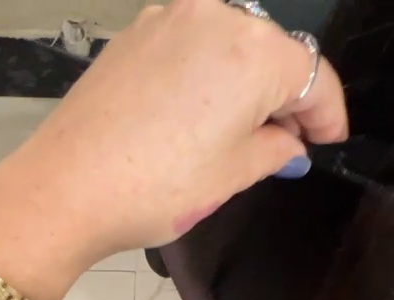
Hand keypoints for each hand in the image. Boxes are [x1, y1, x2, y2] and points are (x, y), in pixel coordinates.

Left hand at [0, 0, 347, 299]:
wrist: (66, 187)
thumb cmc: (153, 187)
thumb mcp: (230, 177)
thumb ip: (274, 150)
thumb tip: (290, 142)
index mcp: (254, 52)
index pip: (313, 76)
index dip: (327, 114)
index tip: (327, 141)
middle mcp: (216, 17)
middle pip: (271, 54)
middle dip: (284, 98)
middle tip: (285, 144)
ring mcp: (170, 19)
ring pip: (229, 47)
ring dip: (242, 86)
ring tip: (237, 136)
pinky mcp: (136, 34)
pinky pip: (190, 48)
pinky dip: (205, 77)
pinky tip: (197, 117)